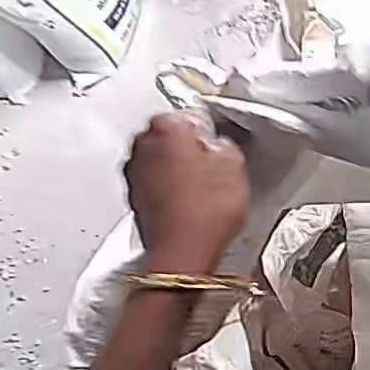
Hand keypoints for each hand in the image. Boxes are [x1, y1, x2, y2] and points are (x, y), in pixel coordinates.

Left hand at [125, 112, 248, 273]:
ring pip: (162, 161)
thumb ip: (226, 144)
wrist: (184, 253)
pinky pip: (157, 185)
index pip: (192, 116)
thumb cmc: (205, 210)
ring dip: (179, 170)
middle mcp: (142, 145)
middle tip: (215, 168)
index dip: (212, 132)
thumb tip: (220, 146)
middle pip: (172, 137)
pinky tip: (191, 205)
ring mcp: (134, 173)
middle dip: (191, 149)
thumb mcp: (235, 165)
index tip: (221, 145)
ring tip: (204, 190)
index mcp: (166, 127)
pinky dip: (171, 191)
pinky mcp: (135, 199)